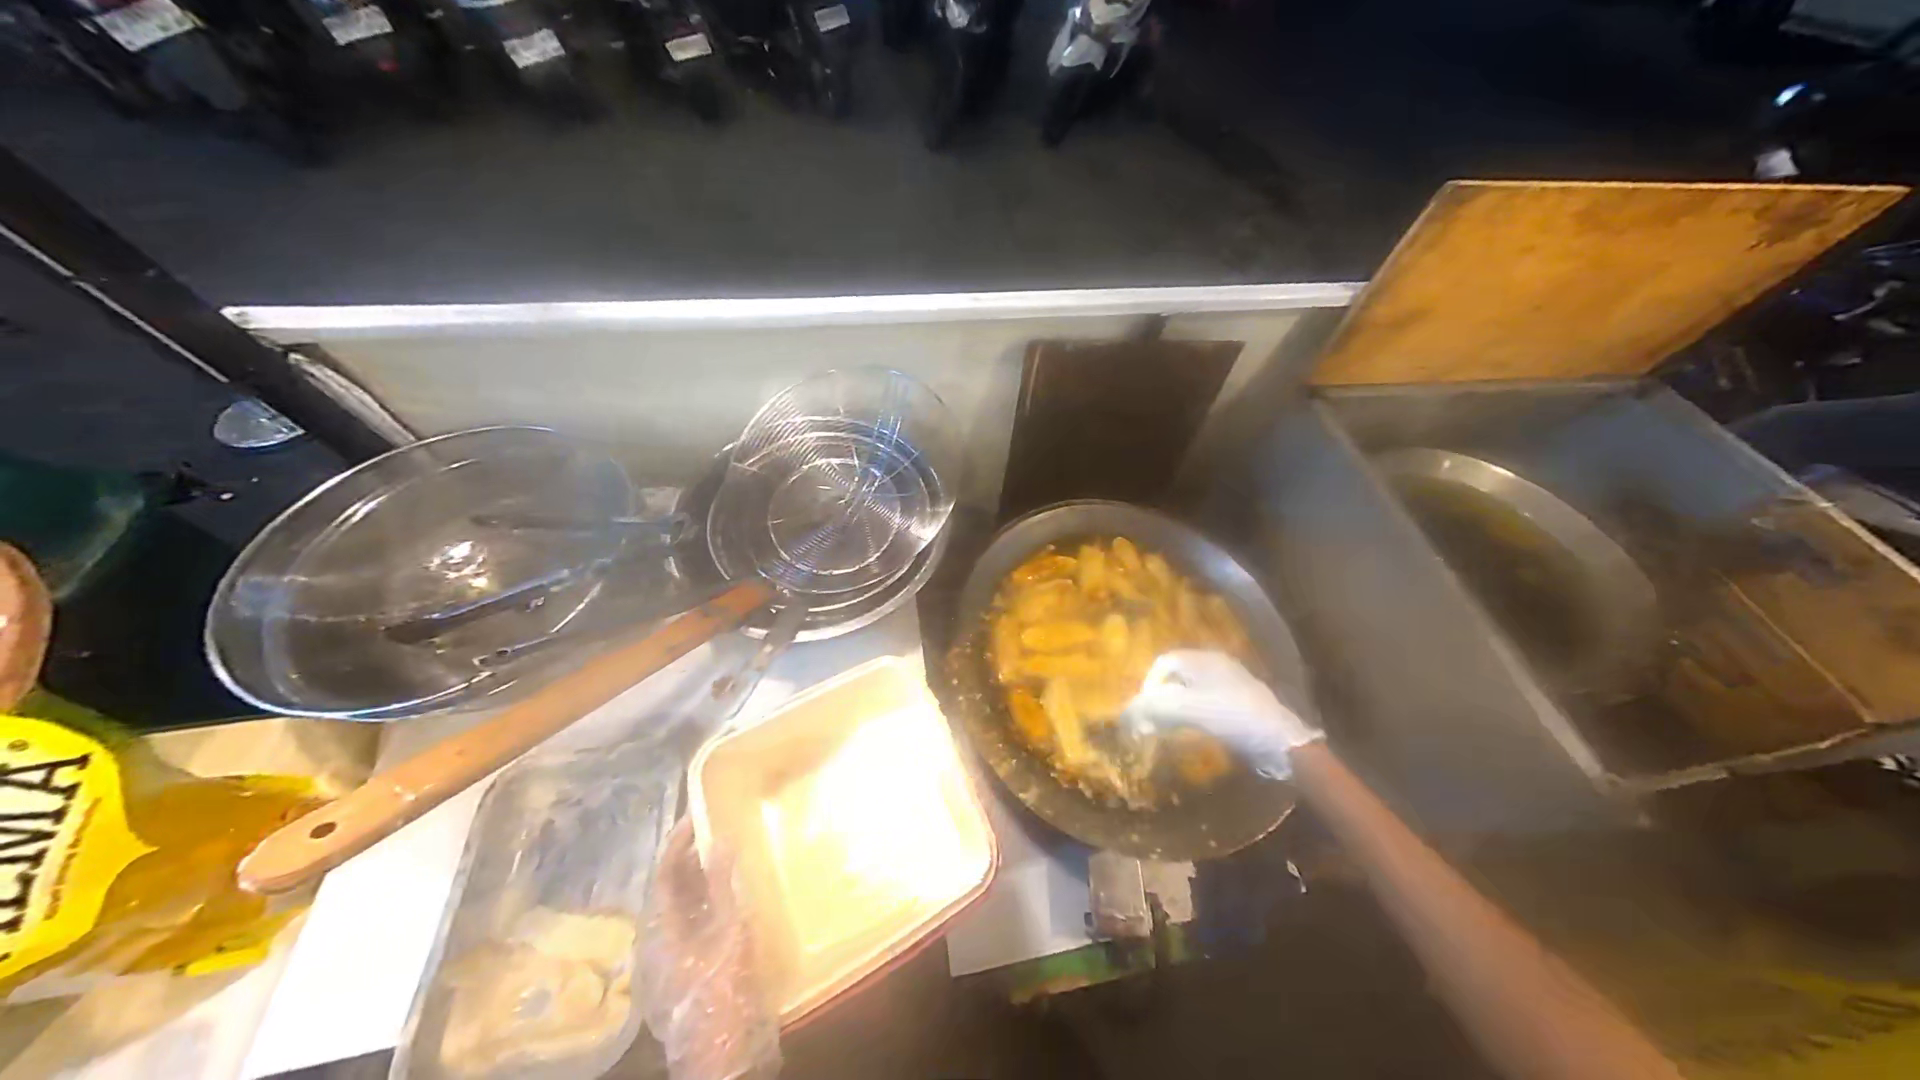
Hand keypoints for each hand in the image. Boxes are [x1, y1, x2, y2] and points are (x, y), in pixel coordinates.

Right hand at [1122, 649, 1322, 779]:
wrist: (1281, 742)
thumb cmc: (1231, 717)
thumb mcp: (1187, 709)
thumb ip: (1154, 706)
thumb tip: (1127, 712)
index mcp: (1204, 659)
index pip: (1164, 662)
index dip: (1148, 685)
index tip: (1144, 709)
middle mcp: (1217, 665)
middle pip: (1177, 675)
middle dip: (1161, 696)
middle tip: (1153, 720)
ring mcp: (1232, 683)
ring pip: (1192, 690)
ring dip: (1176, 707)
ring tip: (1169, 728)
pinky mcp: (1241, 703)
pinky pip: (1207, 702)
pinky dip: (1193, 714)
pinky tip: (1194, 731)